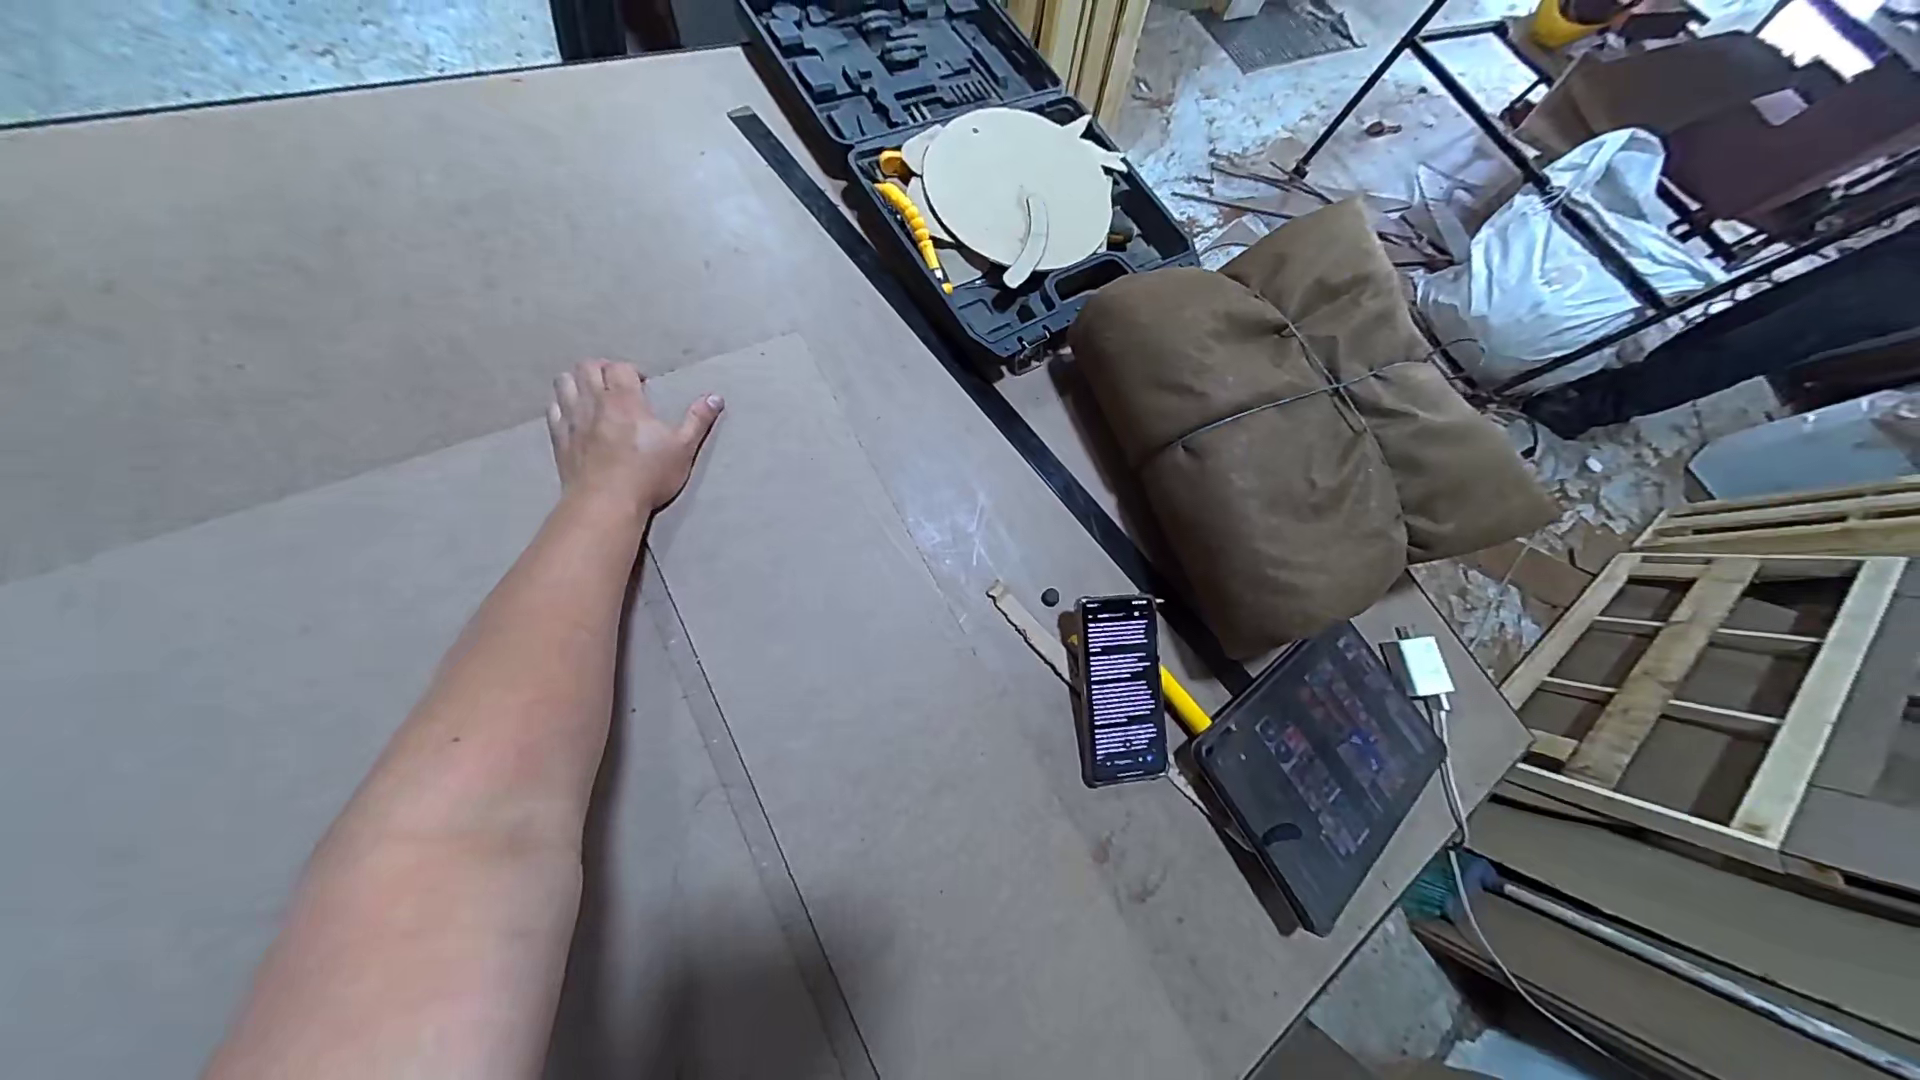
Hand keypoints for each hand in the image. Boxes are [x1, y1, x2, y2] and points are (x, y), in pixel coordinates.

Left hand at [546, 360, 722, 515]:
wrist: (606, 503)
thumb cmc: (649, 475)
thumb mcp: (683, 448)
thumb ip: (698, 420)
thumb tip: (716, 397)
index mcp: (625, 400)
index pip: (619, 367)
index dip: (631, 370)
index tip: (643, 383)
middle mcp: (594, 402)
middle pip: (587, 367)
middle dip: (602, 369)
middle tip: (617, 383)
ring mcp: (572, 419)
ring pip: (564, 382)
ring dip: (577, 381)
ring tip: (592, 394)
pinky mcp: (559, 438)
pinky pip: (552, 409)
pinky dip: (562, 404)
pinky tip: (574, 415)